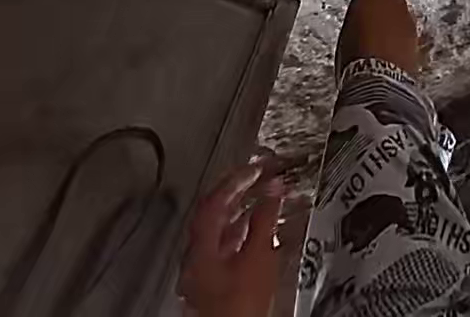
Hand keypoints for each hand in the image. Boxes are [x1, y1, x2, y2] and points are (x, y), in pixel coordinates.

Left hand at [178, 153, 286, 316]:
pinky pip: (226, 245)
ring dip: (241, 209)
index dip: (236, 179)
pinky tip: (257, 228)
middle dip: (237, 191)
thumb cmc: (240, 305)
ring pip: (220, 229)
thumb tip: (274, 188)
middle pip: (214, 213)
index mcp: (200, 247)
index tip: (255, 167)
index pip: (214, 201)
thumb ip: (265, 217)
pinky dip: (242, 229)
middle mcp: (195, 258)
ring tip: (263, 196)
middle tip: (258, 175)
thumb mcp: (258, 254)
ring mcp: (203, 271)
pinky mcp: (214, 282)